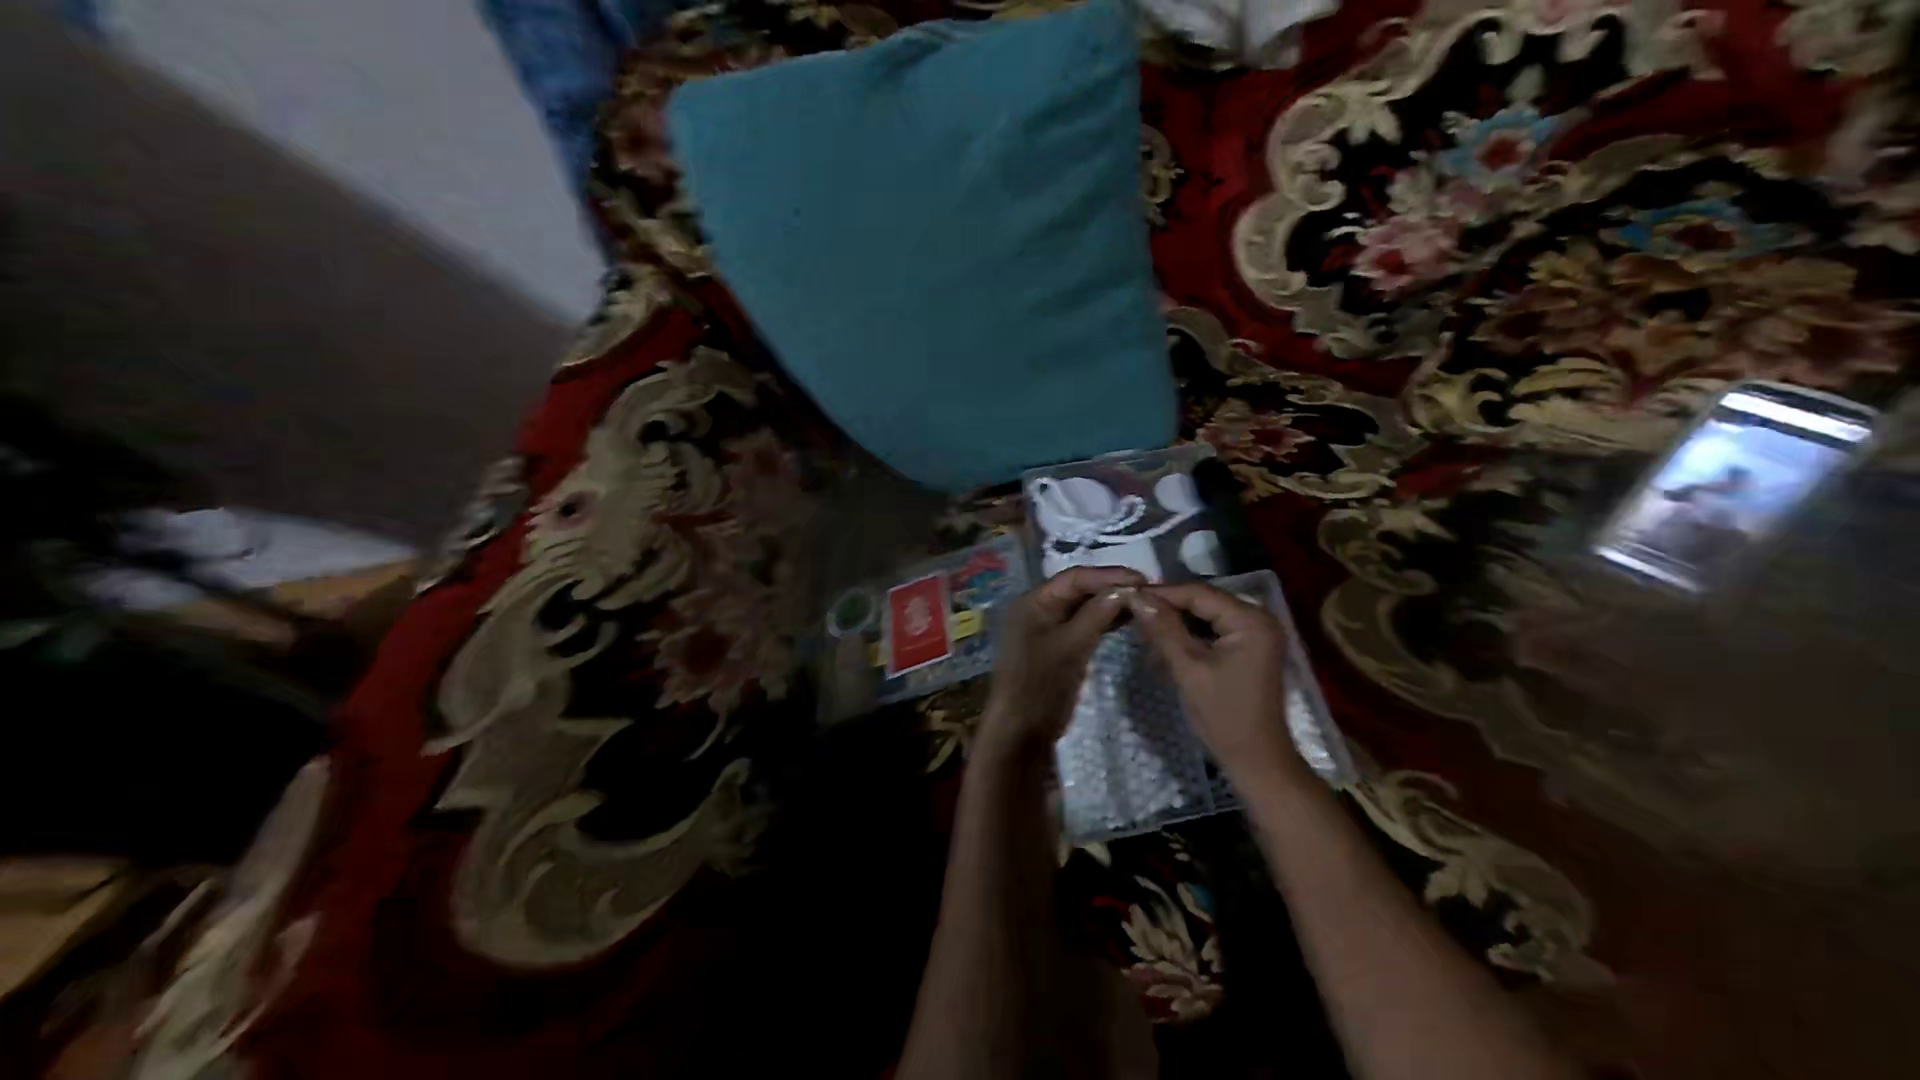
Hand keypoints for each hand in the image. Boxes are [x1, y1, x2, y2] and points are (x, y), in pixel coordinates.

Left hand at [978, 566, 1143, 755]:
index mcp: (1033, 602)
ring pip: (1085, 608)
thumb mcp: (1071, 646)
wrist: (1023, 730)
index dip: (1108, 576)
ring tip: (1146, 603)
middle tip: (1150, 590)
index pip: (1074, 578)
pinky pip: (1085, 626)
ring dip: (1112, 605)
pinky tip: (1129, 620)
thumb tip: (1126, 589)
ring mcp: (1050, 628)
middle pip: (1080, 590)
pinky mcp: (1061, 647)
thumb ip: (1096, 614)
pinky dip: (1105, 621)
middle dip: (1112, 588)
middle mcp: (1040, 609)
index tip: (1143, 579)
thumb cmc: (1040, 683)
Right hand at [1127, 583, 1308, 791]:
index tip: (1129, 595)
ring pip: (1207, 615)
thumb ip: (1163, 629)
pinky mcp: (1251, 648)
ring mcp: (1257, 634)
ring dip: (1177, 622)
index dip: (1162, 593)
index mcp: (1251, 621)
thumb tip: (1136, 597)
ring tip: (1144, 629)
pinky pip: (1215, 630)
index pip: (1199, 593)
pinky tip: (1165, 643)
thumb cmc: (1223, 715)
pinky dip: (1191, 635)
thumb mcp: (1188, 669)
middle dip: (1168, 607)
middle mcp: (1260, 619)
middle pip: (1205, 601)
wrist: (1256, 759)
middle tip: (1133, 612)